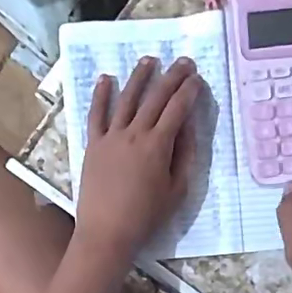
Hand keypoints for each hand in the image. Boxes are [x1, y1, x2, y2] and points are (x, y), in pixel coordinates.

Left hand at [75, 56, 202, 261]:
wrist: (107, 232)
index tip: (197, 78)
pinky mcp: (93, 144)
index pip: (177, 109)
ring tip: (150, 60)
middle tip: (183, 62)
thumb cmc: (146, 217)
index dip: (189, 91)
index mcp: (158, 146)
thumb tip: (187, 128)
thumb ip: (184, 156)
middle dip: (172, 77)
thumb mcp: (177, 191)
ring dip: (140, 77)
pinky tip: (107, 79)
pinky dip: (101, 95)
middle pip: (155, 98)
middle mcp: (134, 134)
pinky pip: (97, 114)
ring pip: (127, 99)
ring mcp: (111, 137)